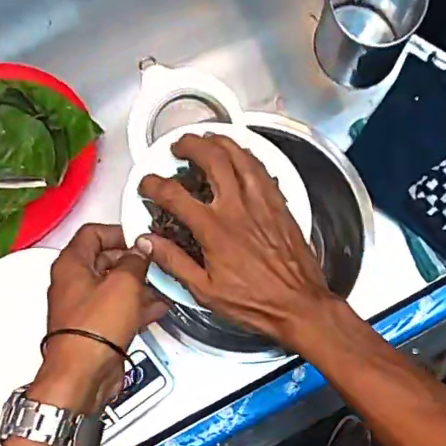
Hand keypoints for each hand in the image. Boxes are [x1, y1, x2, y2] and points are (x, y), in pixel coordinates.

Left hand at [34, 223, 166, 411]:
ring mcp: (83, 309)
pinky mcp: (94, 329)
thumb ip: (135, 261)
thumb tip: (140, 249)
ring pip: (113, 288)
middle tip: (153, 263)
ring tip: (161, 286)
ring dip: (137, 286)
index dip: (118, 232)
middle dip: (131, 261)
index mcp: (71, 264)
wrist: (83, 373)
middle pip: (104, 261)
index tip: (139, 238)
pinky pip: (117, 311)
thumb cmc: (92, 331)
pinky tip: (156, 308)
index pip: (92, 233)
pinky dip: (135, 308)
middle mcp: (73, 285)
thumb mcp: (124, 284)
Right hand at [136, 133, 341, 348]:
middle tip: (179, 146)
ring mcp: (262, 204)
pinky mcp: (280, 206)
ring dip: (222, 142)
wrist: (297, 305)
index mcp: (215, 231)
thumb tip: (147, 243)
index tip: (148, 185)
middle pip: (213, 159)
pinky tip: (241, 157)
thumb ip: (174, 262)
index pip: (176, 195)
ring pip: (241, 157)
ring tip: (208, 139)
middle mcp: (239, 209)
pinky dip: (248, 156)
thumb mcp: (205, 290)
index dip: (155, 185)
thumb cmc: (254, 303)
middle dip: (191, 146)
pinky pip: (263, 171)